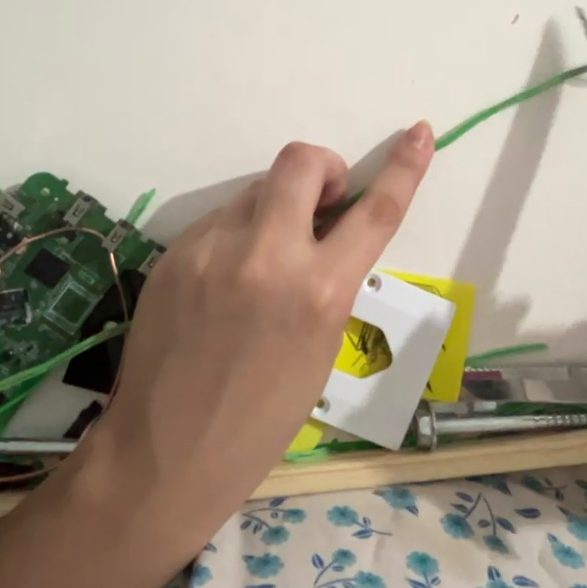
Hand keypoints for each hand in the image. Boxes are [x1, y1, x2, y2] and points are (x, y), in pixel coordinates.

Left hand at [80, 124, 434, 540]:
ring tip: (262, 264)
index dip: (404, 168)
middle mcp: (266, 257)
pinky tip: (222, 286)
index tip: (419, 133)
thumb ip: (327, 282)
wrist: (167, 454)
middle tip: (321, 204)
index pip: (375, 213)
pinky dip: (236, 238)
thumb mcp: (321, 350)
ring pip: (255, 191)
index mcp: (318, 293)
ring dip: (274, 211)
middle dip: (321, 170)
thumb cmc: (262, 421)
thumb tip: (323, 235)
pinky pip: (219, 222)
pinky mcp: (174, 254)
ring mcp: (211, 250)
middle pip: (300, 162)